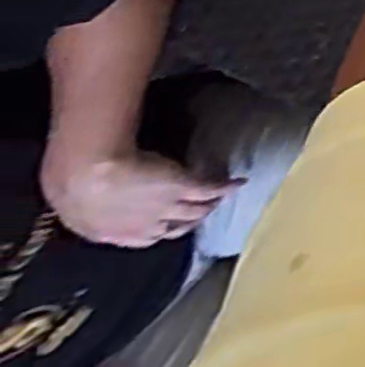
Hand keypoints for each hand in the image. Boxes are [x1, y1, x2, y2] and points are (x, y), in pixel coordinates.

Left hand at [42, 151, 239, 247]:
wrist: (87, 176)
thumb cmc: (75, 192)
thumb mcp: (83, 213)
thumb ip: (105, 218)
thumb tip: (120, 214)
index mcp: (119, 235)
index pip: (151, 239)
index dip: (165, 230)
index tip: (174, 223)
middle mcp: (147, 225)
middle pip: (181, 226)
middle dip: (194, 218)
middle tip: (206, 209)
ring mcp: (168, 206)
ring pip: (200, 210)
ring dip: (213, 204)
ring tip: (223, 196)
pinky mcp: (185, 187)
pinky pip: (213, 189)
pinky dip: (229, 187)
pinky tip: (239, 182)